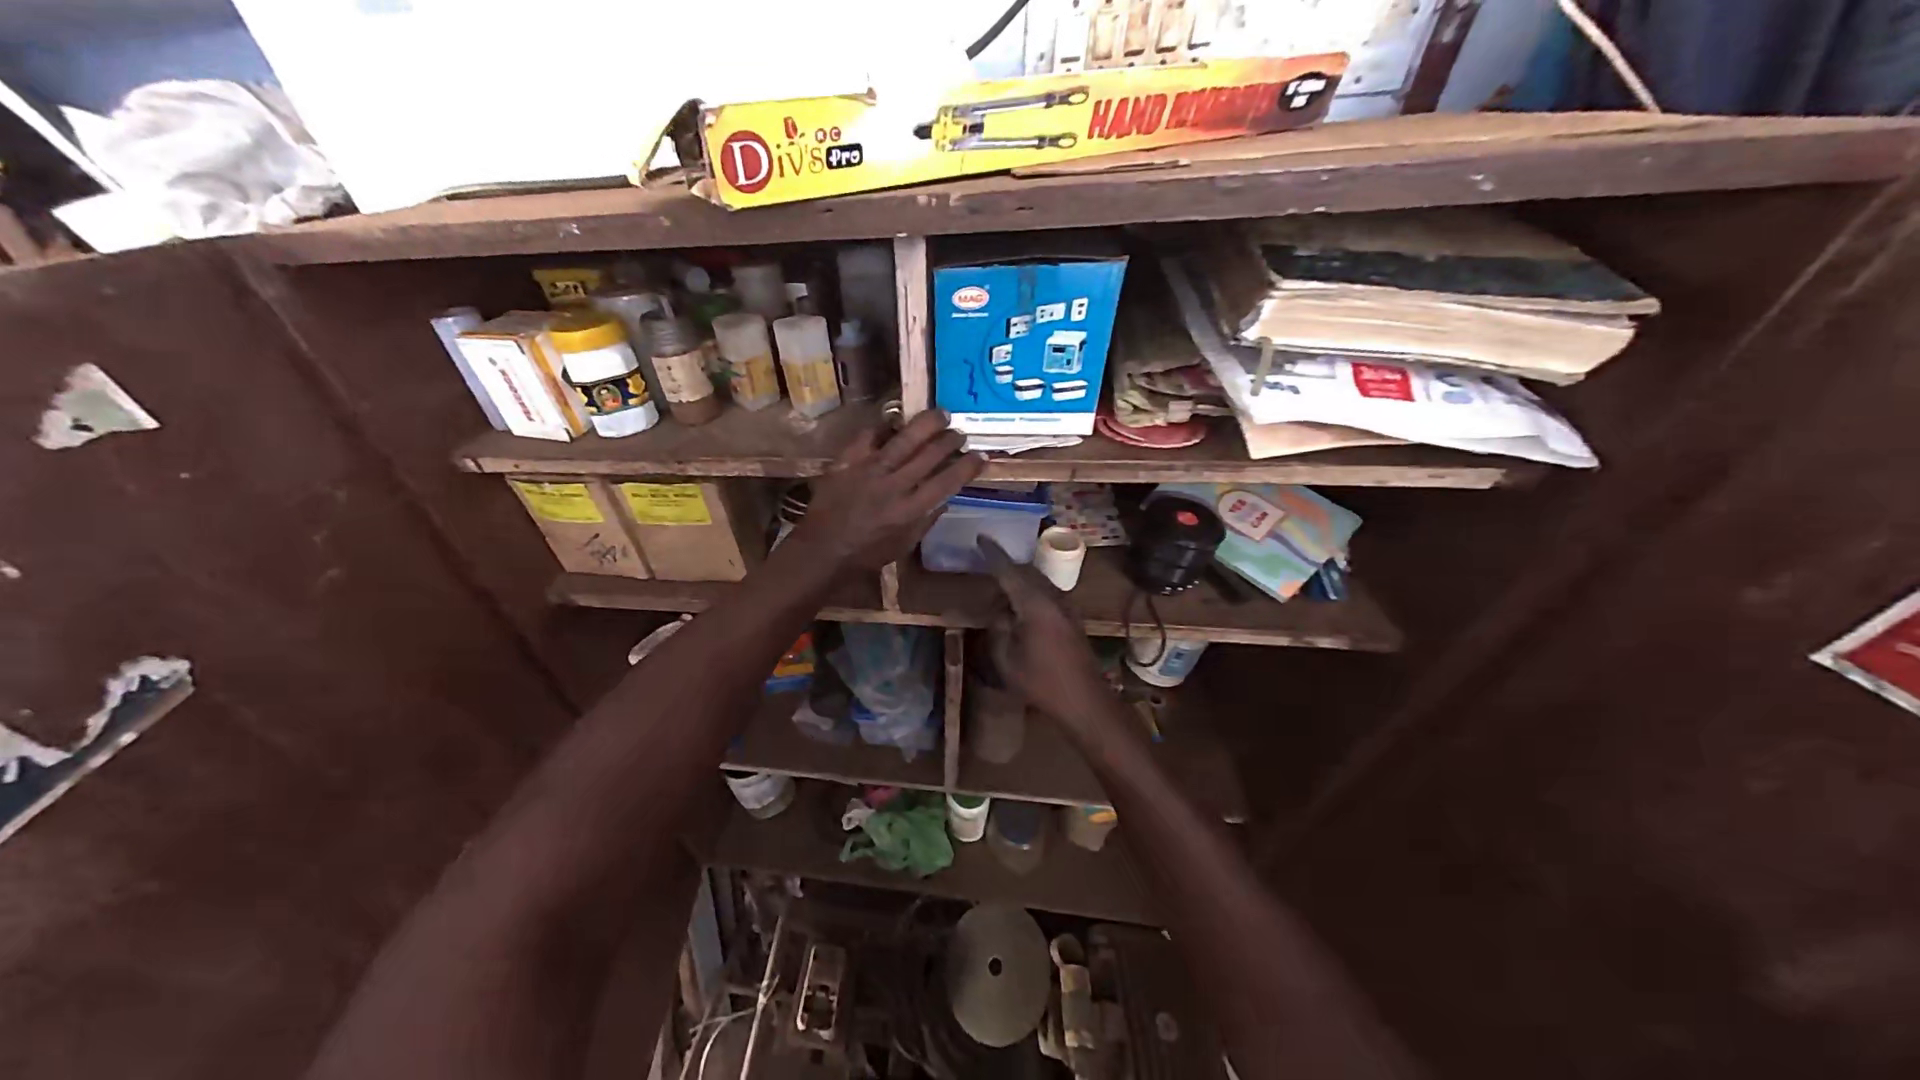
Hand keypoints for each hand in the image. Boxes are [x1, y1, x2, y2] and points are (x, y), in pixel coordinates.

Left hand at [787, 410, 985, 574]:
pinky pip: (868, 436)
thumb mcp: (903, 546)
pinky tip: (895, 420)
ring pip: (904, 439)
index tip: (981, 456)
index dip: (967, 467)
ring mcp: (869, 470)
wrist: (821, 550)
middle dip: (950, 440)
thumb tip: (945, 501)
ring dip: (926, 424)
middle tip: (960, 433)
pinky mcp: (847, 461)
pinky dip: (883, 426)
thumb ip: (925, 522)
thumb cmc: (866, 555)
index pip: (947, 482)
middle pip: (929, 455)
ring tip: (941, 413)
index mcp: (910, 511)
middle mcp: (894, 486)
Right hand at [978, 536, 1120, 735]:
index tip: (981, 538)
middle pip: (1026, 573)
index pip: (1009, 571)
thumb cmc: (1041, 682)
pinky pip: (1047, 594)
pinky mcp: (1072, 619)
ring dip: (1020, 583)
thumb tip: (999, 613)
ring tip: (1000, 596)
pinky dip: (1031, 594)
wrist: (1084, 700)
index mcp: (1034, 604)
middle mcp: (1053, 598)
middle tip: (986, 569)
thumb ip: (998, 629)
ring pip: (1039, 583)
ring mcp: (1067, 607)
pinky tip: (1021, 611)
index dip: (993, 554)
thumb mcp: (1006, 659)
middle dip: (1006, 569)